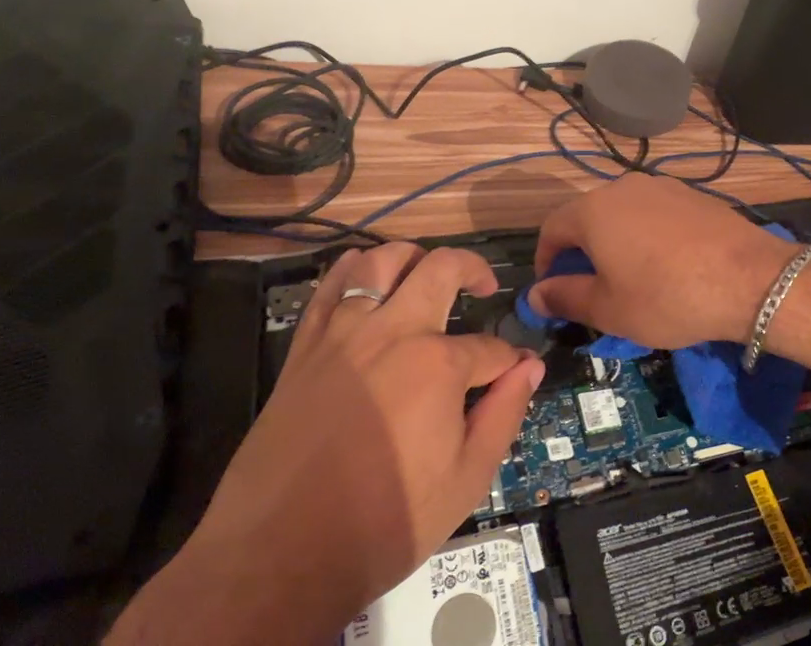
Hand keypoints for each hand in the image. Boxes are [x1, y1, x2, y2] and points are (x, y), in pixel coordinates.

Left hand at [108, 244, 544, 644]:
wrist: (280, 555)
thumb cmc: (386, 522)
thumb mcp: (467, 479)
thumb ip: (503, 414)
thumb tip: (530, 368)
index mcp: (438, 365)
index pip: (490, 349)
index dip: (510, 362)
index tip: (517, 375)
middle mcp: (392, 333)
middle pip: (440, 270)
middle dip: (472, 270)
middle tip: (484, 286)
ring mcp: (342, 336)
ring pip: (379, 262)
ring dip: (411, 256)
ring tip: (425, 270)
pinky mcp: (303, 350)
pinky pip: (327, 290)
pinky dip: (351, 272)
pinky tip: (365, 278)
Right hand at [529, 174, 810, 382]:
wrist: (749, 279)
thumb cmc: (668, 297)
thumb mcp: (609, 309)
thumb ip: (566, 297)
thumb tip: (536, 294)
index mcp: (595, 210)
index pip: (552, 228)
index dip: (545, 260)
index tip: (551, 290)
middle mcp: (625, 187)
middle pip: (588, 216)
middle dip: (582, 251)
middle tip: (591, 287)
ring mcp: (663, 186)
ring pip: (624, 213)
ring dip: (617, 242)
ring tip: (630, 277)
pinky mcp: (694, 195)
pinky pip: (656, 213)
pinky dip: (648, 236)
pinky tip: (667, 265)